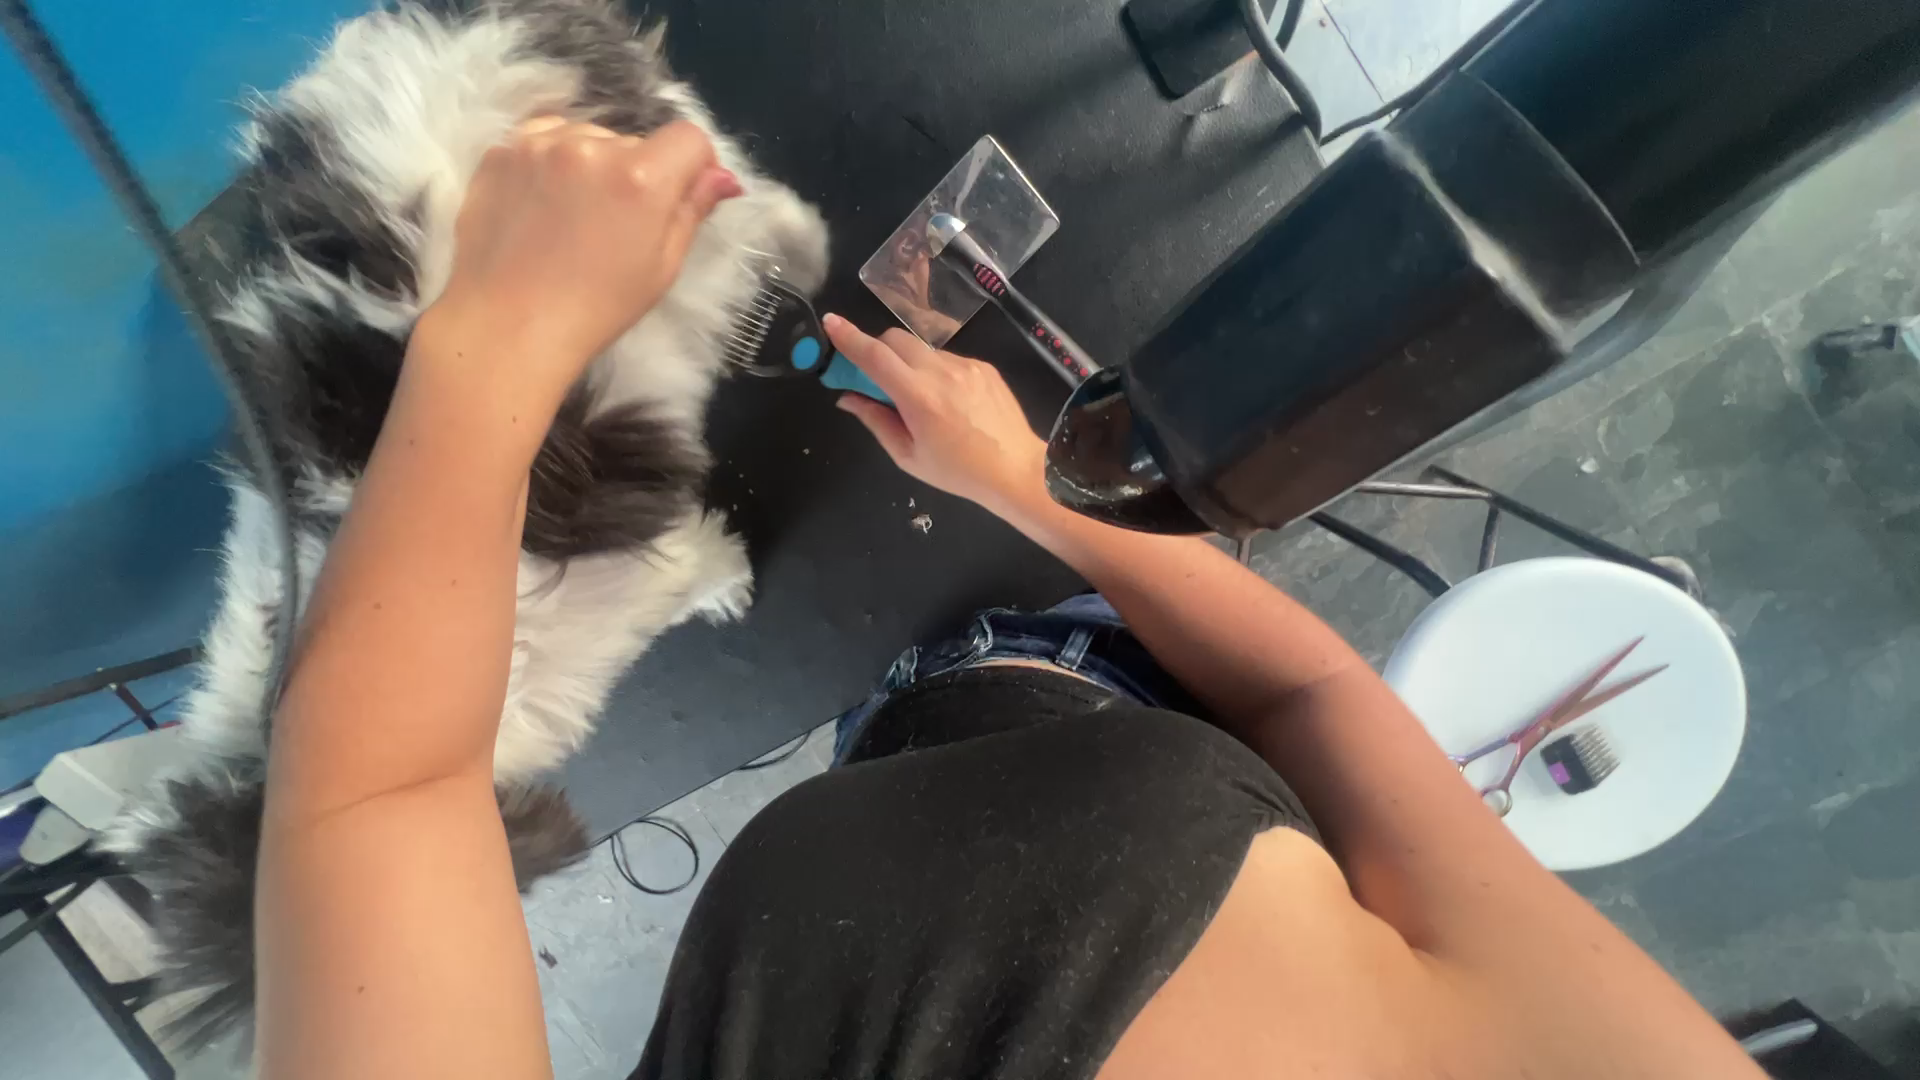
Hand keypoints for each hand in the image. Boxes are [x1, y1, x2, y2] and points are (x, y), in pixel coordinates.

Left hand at [419, 117, 741, 404]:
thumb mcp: (663, 267)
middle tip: (626, 224)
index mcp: (642, 178)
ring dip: (598, 165)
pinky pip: (546, 140)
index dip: (698, 164)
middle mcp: (592, 145)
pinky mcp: (502, 149)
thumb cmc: (601, 308)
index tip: (686, 194)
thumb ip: (692, 211)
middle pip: (638, 141)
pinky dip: (557, 163)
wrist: (511, 322)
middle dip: (643, 173)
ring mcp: (539, 142)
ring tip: (582, 215)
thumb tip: (723, 177)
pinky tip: (549, 206)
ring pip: (591, 137)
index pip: (690, 138)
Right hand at [823, 314, 1047, 513]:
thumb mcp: (908, 456)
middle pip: (896, 339)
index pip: (875, 356)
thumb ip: (875, 421)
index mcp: (919, 398)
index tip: (830, 324)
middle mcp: (942, 372)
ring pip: (923, 350)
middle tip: (875, 377)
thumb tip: (847, 397)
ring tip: (921, 400)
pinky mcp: (983, 366)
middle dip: (878, 349)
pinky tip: (949, 403)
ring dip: (909, 364)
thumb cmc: (958, 471)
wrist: (1016, 469)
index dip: (849, 338)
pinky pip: (948, 359)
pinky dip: (936, 372)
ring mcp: (966, 365)